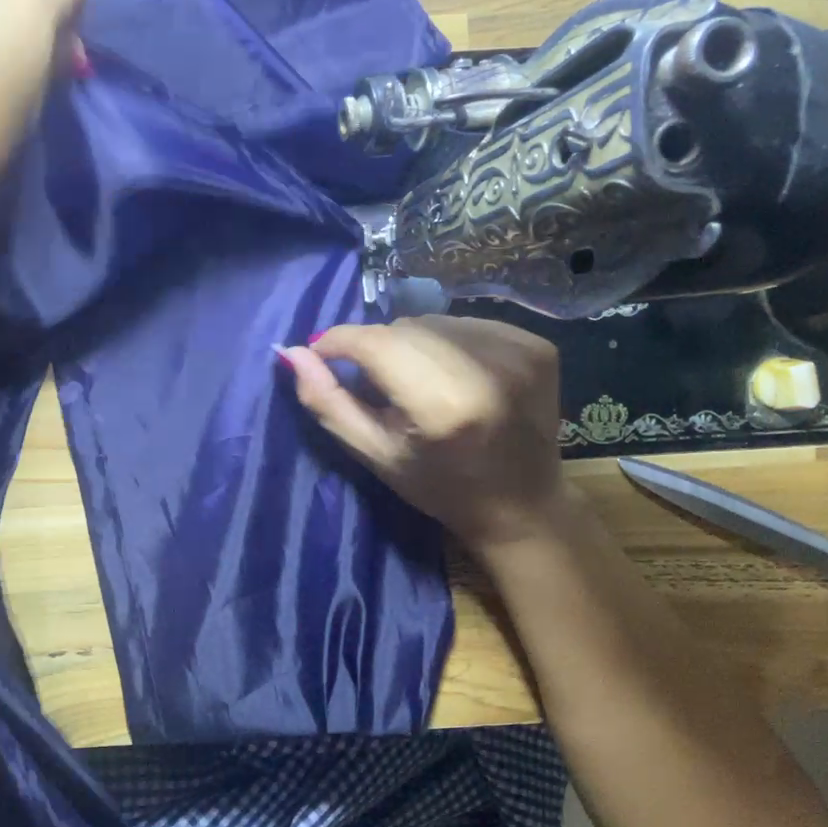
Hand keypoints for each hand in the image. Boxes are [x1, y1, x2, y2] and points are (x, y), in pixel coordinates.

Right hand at [278, 317, 572, 552]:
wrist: (522, 504)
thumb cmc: (439, 487)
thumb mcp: (374, 455)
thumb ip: (328, 403)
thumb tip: (290, 353)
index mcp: (443, 406)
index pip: (374, 343)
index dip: (338, 342)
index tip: (320, 354)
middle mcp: (486, 368)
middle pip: (403, 329)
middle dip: (377, 348)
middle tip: (377, 385)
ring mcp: (518, 351)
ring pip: (433, 322)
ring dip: (412, 343)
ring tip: (418, 383)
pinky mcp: (536, 344)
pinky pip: (467, 323)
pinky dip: (448, 342)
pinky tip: (453, 376)